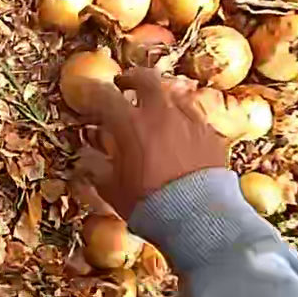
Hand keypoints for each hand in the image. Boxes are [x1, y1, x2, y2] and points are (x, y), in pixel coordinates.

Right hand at [80, 67, 229, 218]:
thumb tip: (86, 158)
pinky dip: (183, 119)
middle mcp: (161, 114)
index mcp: (130, 124)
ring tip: (156, 107)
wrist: (199, 218)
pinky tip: (181, 130)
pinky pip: (195, 117)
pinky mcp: (211, 134)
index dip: (94, 93)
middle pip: (146, 80)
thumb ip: (96, 169)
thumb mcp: (112, 190)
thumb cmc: (148, 204)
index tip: (89, 95)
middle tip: (125, 84)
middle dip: (132, 78)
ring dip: (161, 97)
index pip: (106, 97)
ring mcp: (190, 121)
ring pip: (174, 95)